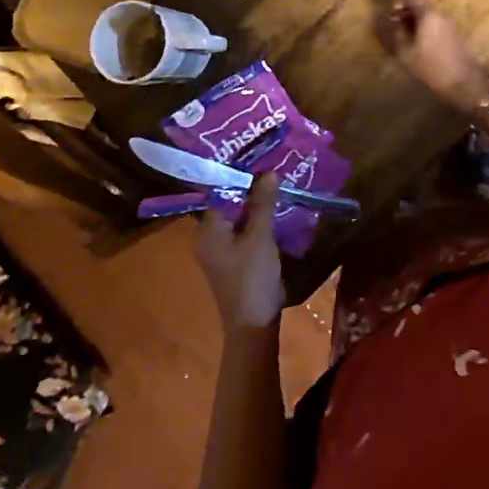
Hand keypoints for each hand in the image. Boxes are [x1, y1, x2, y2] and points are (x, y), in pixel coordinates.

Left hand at [193, 173, 285, 329]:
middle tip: (275, 173)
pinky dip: (259, 223)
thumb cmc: (252, 278)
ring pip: (239, 220)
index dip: (240, 178)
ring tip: (280, 189)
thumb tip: (269, 172)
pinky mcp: (235, 262)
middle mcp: (210, 239)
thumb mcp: (260, 237)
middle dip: (252, 191)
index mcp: (208, 232)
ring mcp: (222, 252)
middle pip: (230, 206)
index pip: (220, 194)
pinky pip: (245, 234)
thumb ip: (263, 203)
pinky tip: (278, 215)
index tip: (262, 163)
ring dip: (257, 207)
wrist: (253, 325)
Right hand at [375, 0, 488, 112]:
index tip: (392, 13)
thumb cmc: (431, 67)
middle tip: (396, 23)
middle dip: (407, 10)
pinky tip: (419, 43)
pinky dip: (426, 27)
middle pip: (423, 3)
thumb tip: (395, 21)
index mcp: (429, 14)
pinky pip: (437, 23)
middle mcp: (441, 14)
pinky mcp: (455, 34)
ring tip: (405, 35)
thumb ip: (398, 33)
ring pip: (430, 14)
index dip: (400, 0)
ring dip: (416, 19)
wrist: (463, 82)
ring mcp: (450, 24)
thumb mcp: (406, 52)